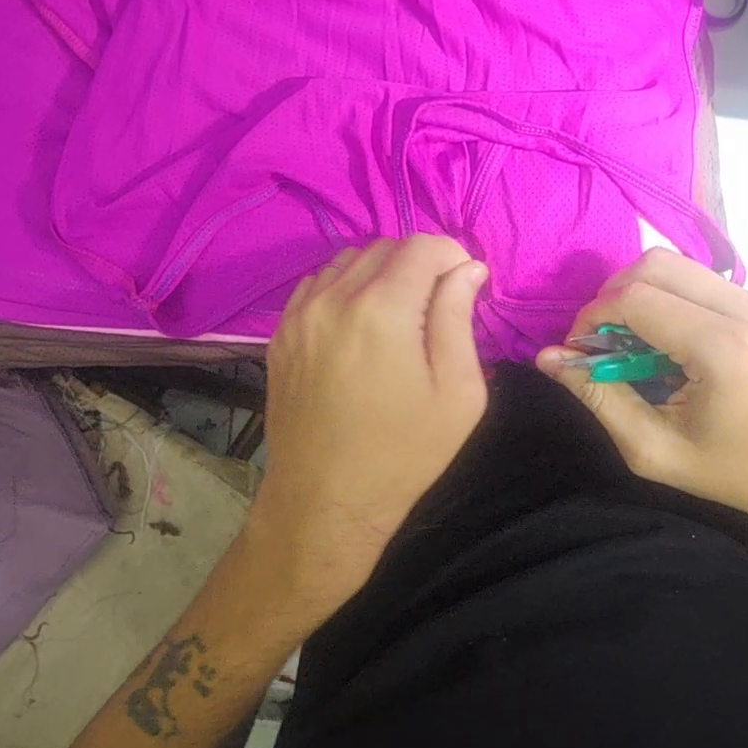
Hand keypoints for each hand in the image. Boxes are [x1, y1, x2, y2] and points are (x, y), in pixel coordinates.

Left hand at [244, 236, 489, 616]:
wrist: (324, 502)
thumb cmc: (403, 455)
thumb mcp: (457, 393)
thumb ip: (459, 319)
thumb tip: (467, 269)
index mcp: (381, 309)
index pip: (423, 245)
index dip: (453, 256)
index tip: (467, 285)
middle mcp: (333, 298)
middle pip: (385, 247)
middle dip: (419, 263)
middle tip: (438, 304)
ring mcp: (299, 314)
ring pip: (348, 261)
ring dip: (381, 273)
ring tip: (399, 315)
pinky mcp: (281, 334)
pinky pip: (317, 285)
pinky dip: (345, 288)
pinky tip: (360, 324)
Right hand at [535, 249, 747, 542]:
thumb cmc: (733, 474)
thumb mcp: (653, 449)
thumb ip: (598, 397)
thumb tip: (548, 357)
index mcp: (726, 348)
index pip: (636, 298)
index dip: (594, 316)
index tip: (580, 348)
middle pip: (657, 265)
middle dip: (615, 295)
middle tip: (604, 338)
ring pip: (683, 268)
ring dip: (646, 296)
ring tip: (640, 344)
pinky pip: (710, 285)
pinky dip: (679, 303)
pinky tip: (679, 347)